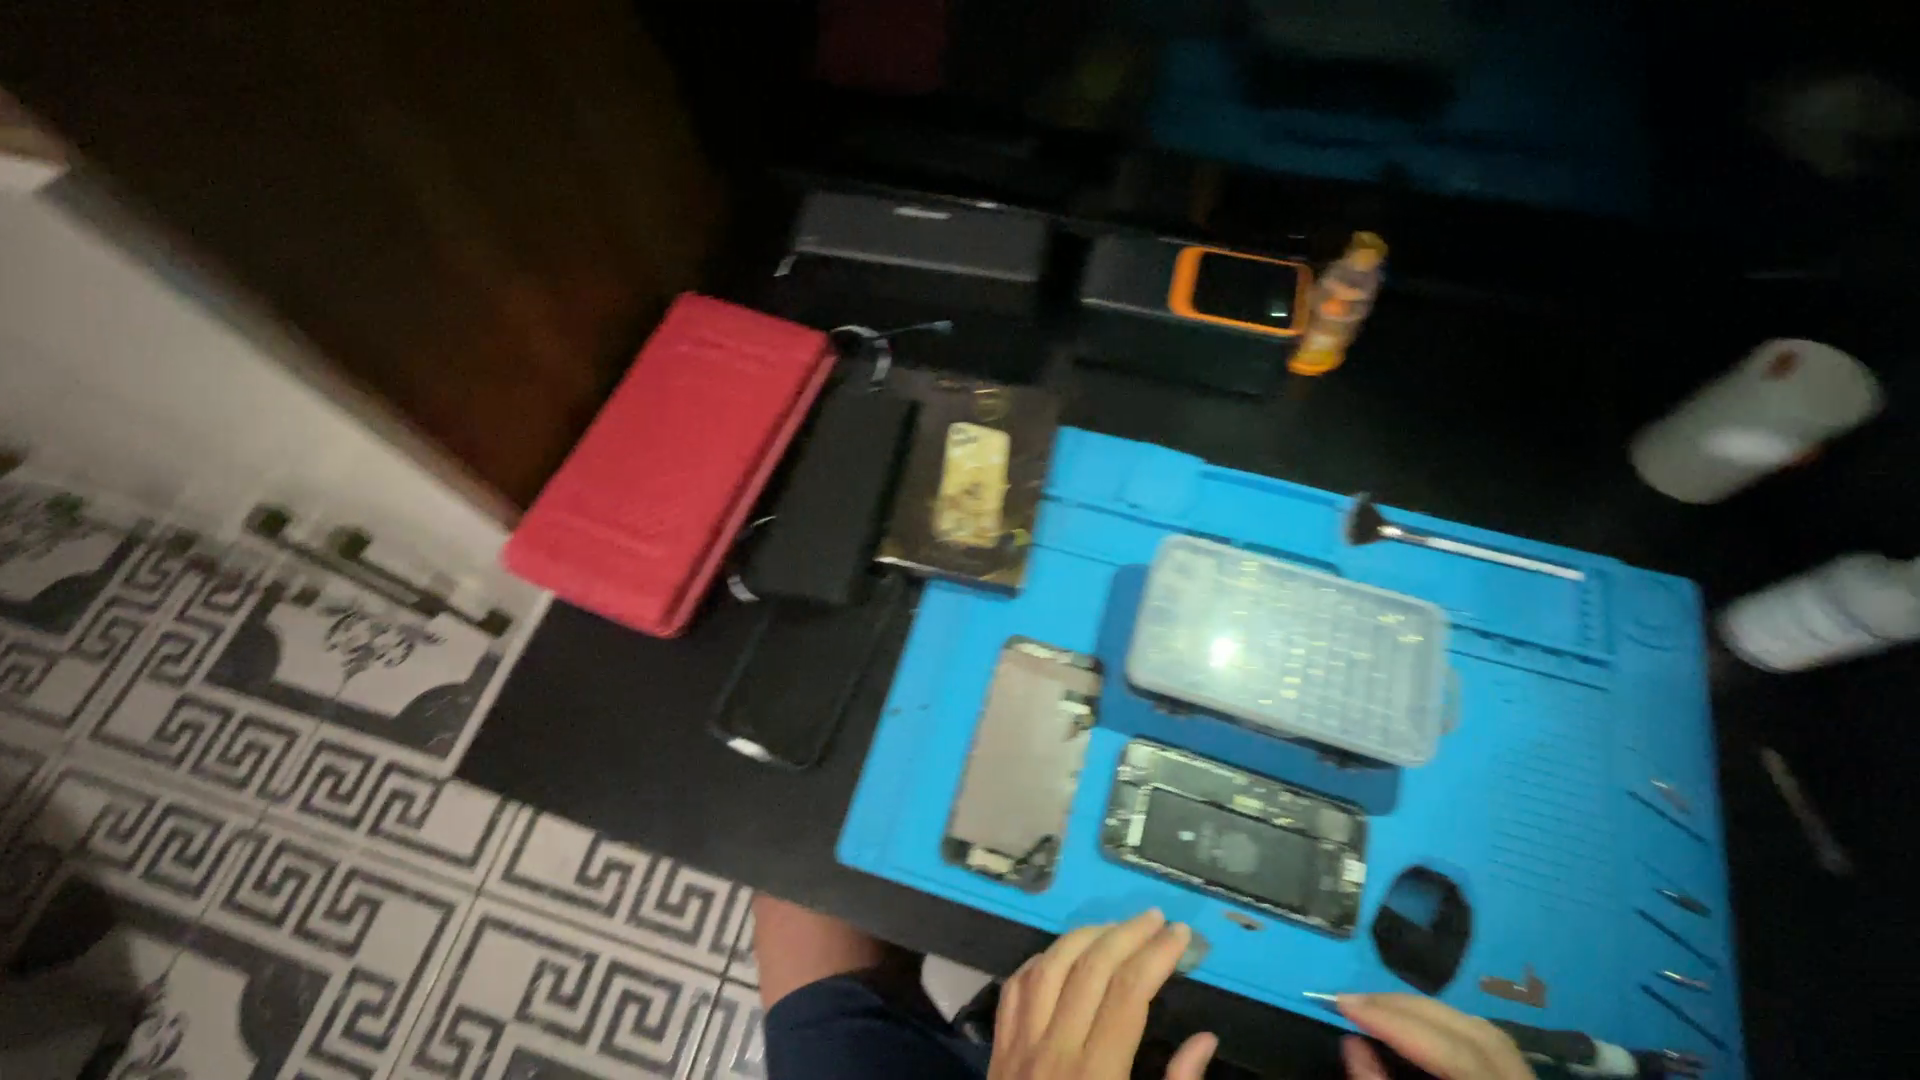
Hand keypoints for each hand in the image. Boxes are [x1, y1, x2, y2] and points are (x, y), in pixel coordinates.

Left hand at [989, 909, 1217, 1079]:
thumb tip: (1205, 1038)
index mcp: (1095, 1074)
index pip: (1128, 993)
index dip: (1157, 956)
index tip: (1182, 936)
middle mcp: (1053, 1048)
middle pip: (1090, 968)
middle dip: (1126, 934)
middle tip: (1157, 919)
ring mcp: (1019, 1045)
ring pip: (1049, 965)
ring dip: (1085, 936)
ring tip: (1116, 927)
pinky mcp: (998, 1050)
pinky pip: (1015, 987)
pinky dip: (1041, 960)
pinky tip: (1062, 955)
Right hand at [1337, 994, 1531, 1079]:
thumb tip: (1353, 1043)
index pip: (1455, 1054)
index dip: (1396, 1023)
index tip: (1342, 1003)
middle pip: (1474, 1033)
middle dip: (1407, 1010)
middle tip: (1352, 1000)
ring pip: (1484, 1033)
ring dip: (1425, 1013)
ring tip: (1376, 1008)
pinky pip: (1488, 1045)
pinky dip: (1446, 1028)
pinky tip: (1412, 1025)